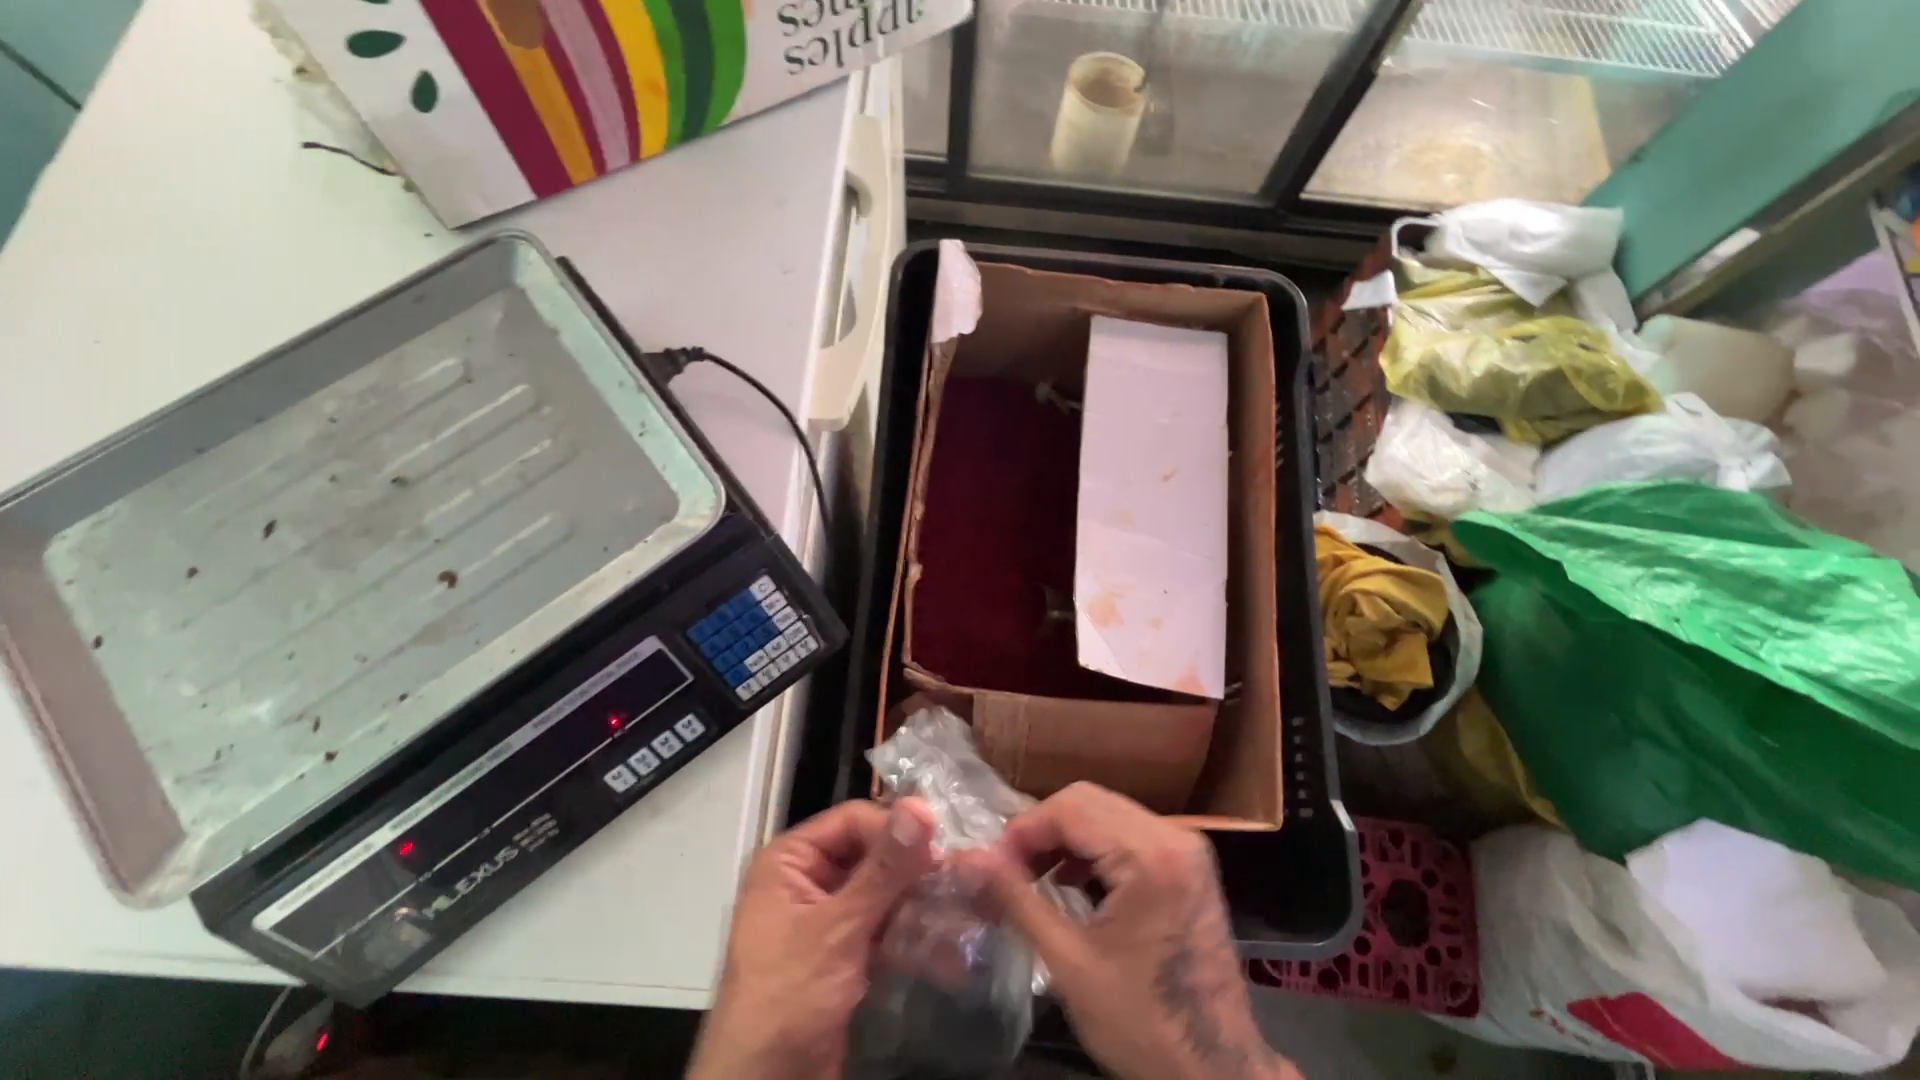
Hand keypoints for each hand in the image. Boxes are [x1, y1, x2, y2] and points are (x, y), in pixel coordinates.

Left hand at [688, 798, 936, 1079]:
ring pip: (883, 896)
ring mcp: (827, 922)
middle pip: (871, 856)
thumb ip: (884, 869)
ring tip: (965, 912)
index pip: (852, 821)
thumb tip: (922, 807)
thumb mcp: (837, 928)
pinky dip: (912, 938)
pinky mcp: (845, 958)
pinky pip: (885, 932)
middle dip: (914, 871)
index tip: (942, 849)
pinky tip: (950, 950)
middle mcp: (807, 883)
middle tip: (964, 880)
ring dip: (920, 906)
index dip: (895, 830)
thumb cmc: (788, 996)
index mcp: (789, 862)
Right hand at [960, 783, 1299, 1079]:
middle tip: (1006, 869)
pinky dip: (1093, 847)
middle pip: (1089, 801)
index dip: (1022, 829)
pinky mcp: (1189, 866)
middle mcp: (1175, 837)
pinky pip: (1129, 833)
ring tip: (1030, 875)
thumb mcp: (1069, 961)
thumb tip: (968, 858)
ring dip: (1065, 837)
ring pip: (1107, 813)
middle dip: (1041, 830)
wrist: (1213, 1070)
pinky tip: (1069, 880)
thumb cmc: (1141, 1022)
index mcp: (1150, 856)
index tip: (989, 865)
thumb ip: (1016, 899)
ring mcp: (1187, 849)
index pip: (1070, 808)